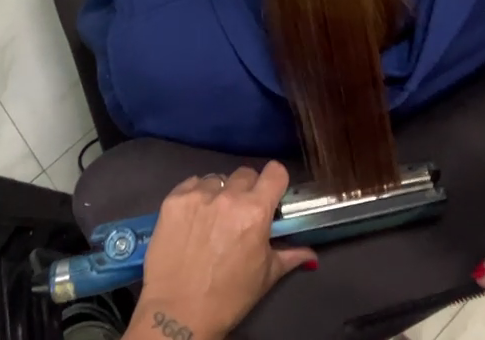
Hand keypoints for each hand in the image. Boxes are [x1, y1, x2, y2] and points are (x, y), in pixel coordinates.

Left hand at [126, 162, 315, 339]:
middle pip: (245, 174)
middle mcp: (228, 196)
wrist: (179, 313)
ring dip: (219, 193)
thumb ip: (290, 256)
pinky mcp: (174, 199)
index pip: (275, 172)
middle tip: (241, 214)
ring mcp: (198, 195)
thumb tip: (310, 253)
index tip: (271, 194)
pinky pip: (192, 184)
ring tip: (213, 219)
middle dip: (247, 190)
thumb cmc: (229, 298)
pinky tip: (193, 219)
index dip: (275, 182)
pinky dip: (195, 196)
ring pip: (217, 179)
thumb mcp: (265, 277)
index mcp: (256, 211)